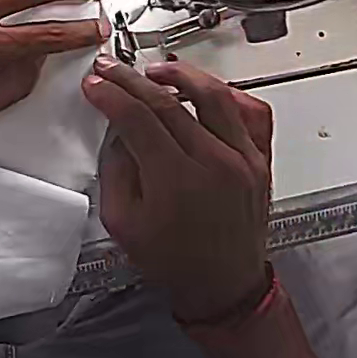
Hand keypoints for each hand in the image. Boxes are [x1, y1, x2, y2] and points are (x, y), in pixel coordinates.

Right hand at [81, 56, 273, 322]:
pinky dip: (228, 93)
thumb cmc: (175, 263)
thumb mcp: (122, 223)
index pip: (137, 118)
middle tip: (112, 70)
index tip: (96, 85)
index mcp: (176, 181)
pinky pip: (251, 111)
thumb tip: (117, 132)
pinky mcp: (260, 160)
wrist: (223, 287)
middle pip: (168, 100)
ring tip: (156, 70)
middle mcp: (214, 164)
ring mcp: (243, 159)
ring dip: (180, 74)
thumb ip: (115, 172)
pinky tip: (206, 90)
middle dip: (131, 80)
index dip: (111, 94)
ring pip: (213, 94)